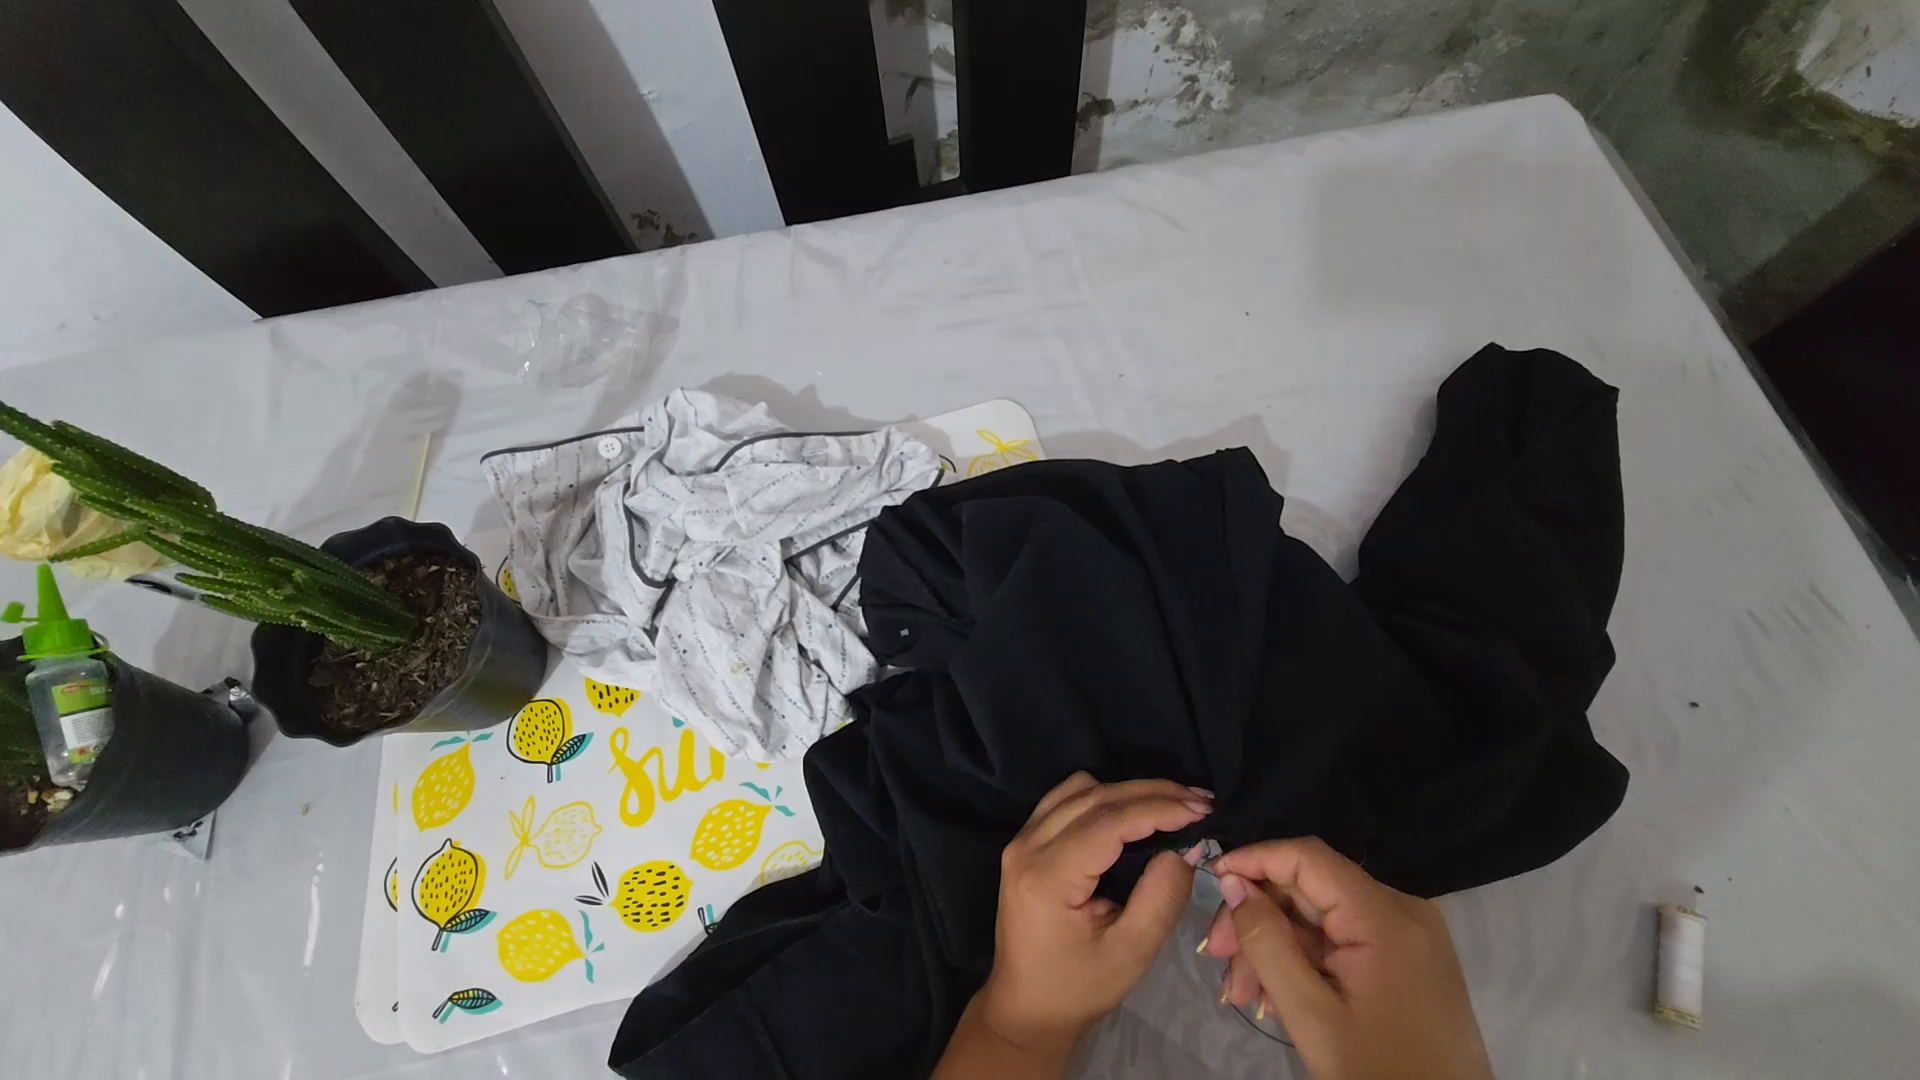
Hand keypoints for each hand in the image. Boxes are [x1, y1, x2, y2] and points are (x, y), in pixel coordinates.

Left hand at [966, 772, 1211, 1066]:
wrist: (1025, 1005)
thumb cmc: (1078, 987)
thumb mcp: (1130, 953)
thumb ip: (1160, 898)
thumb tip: (1185, 848)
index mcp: (1048, 876)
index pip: (1107, 821)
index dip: (1156, 808)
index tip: (1201, 810)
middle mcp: (1027, 846)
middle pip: (1094, 796)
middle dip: (1151, 792)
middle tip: (1199, 799)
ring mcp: (1021, 839)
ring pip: (1078, 789)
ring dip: (1127, 789)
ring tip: (1174, 803)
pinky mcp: (1024, 840)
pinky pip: (1064, 798)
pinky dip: (1102, 794)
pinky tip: (1133, 809)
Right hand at [1203, 838, 1493, 1079]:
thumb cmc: (1378, 1073)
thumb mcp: (1310, 1012)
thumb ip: (1266, 940)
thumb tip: (1232, 881)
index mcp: (1385, 916)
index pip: (1307, 857)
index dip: (1254, 859)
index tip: (1212, 880)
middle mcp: (1401, 910)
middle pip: (1308, 889)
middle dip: (1258, 918)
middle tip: (1217, 954)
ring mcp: (1405, 935)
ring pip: (1318, 918)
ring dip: (1274, 946)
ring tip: (1240, 992)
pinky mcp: (1403, 958)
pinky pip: (1339, 940)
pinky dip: (1303, 960)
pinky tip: (1273, 995)